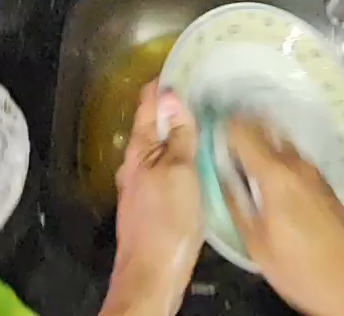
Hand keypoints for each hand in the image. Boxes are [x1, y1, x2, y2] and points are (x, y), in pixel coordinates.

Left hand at [99, 81, 201, 315]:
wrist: (152, 277)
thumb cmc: (167, 221)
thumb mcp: (179, 170)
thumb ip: (177, 134)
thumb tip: (170, 94)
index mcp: (138, 148)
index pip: (148, 101)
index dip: (166, 82)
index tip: (188, 66)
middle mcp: (135, 162)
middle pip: (154, 122)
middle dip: (176, 107)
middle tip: (207, 94)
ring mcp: (141, 184)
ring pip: (161, 146)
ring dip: (180, 134)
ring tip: (208, 124)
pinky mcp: (151, 203)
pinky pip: (167, 168)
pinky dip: (182, 157)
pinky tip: (200, 162)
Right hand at [224, 119, 343, 315]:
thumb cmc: (302, 269)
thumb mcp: (256, 244)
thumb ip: (235, 204)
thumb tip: (220, 176)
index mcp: (274, 174)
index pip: (243, 129)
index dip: (224, 124)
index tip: (210, 130)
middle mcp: (294, 162)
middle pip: (264, 127)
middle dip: (241, 126)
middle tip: (222, 138)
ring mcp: (312, 170)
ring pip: (279, 139)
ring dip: (260, 139)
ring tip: (242, 156)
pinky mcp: (323, 181)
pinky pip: (292, 154)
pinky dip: (276, 154)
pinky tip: (268, 175)